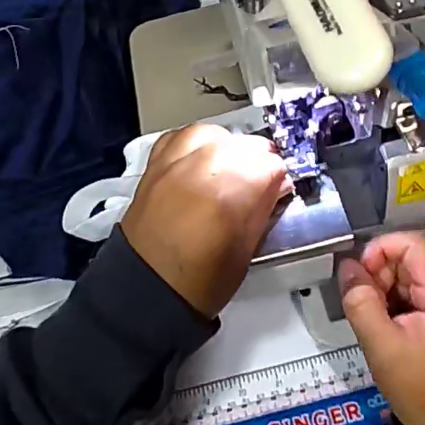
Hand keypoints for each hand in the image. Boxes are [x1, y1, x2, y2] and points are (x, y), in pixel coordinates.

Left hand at [119, 124, 289, 317]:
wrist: (145, 289)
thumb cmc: (197, 282)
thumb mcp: (247, 249)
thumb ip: (264, 207)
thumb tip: (275, 185)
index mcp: (232, 188)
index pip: (272, 164)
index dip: (279, 180)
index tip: (277, 191)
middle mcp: (203, 165)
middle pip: (246, 144)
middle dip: (257, 163)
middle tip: (257, 187)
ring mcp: (176, 161)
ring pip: (215, 134)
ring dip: (227, 149)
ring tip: (230, 172)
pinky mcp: (155, 164)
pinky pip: (181, 137)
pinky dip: (195, 146)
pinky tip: (201, 163)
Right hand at [338, 233, 424, 424]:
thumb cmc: (424, 391)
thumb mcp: (382, 348)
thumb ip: (361, 302)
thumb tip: (349, 267)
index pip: (414, 243)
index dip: (381, 250)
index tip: (362, 276)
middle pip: (417, 258)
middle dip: (384, 272)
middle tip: (368, 303)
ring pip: (421, 275)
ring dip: (393, 288)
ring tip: (381, 320)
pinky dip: (407, 302)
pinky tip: (397, 328)